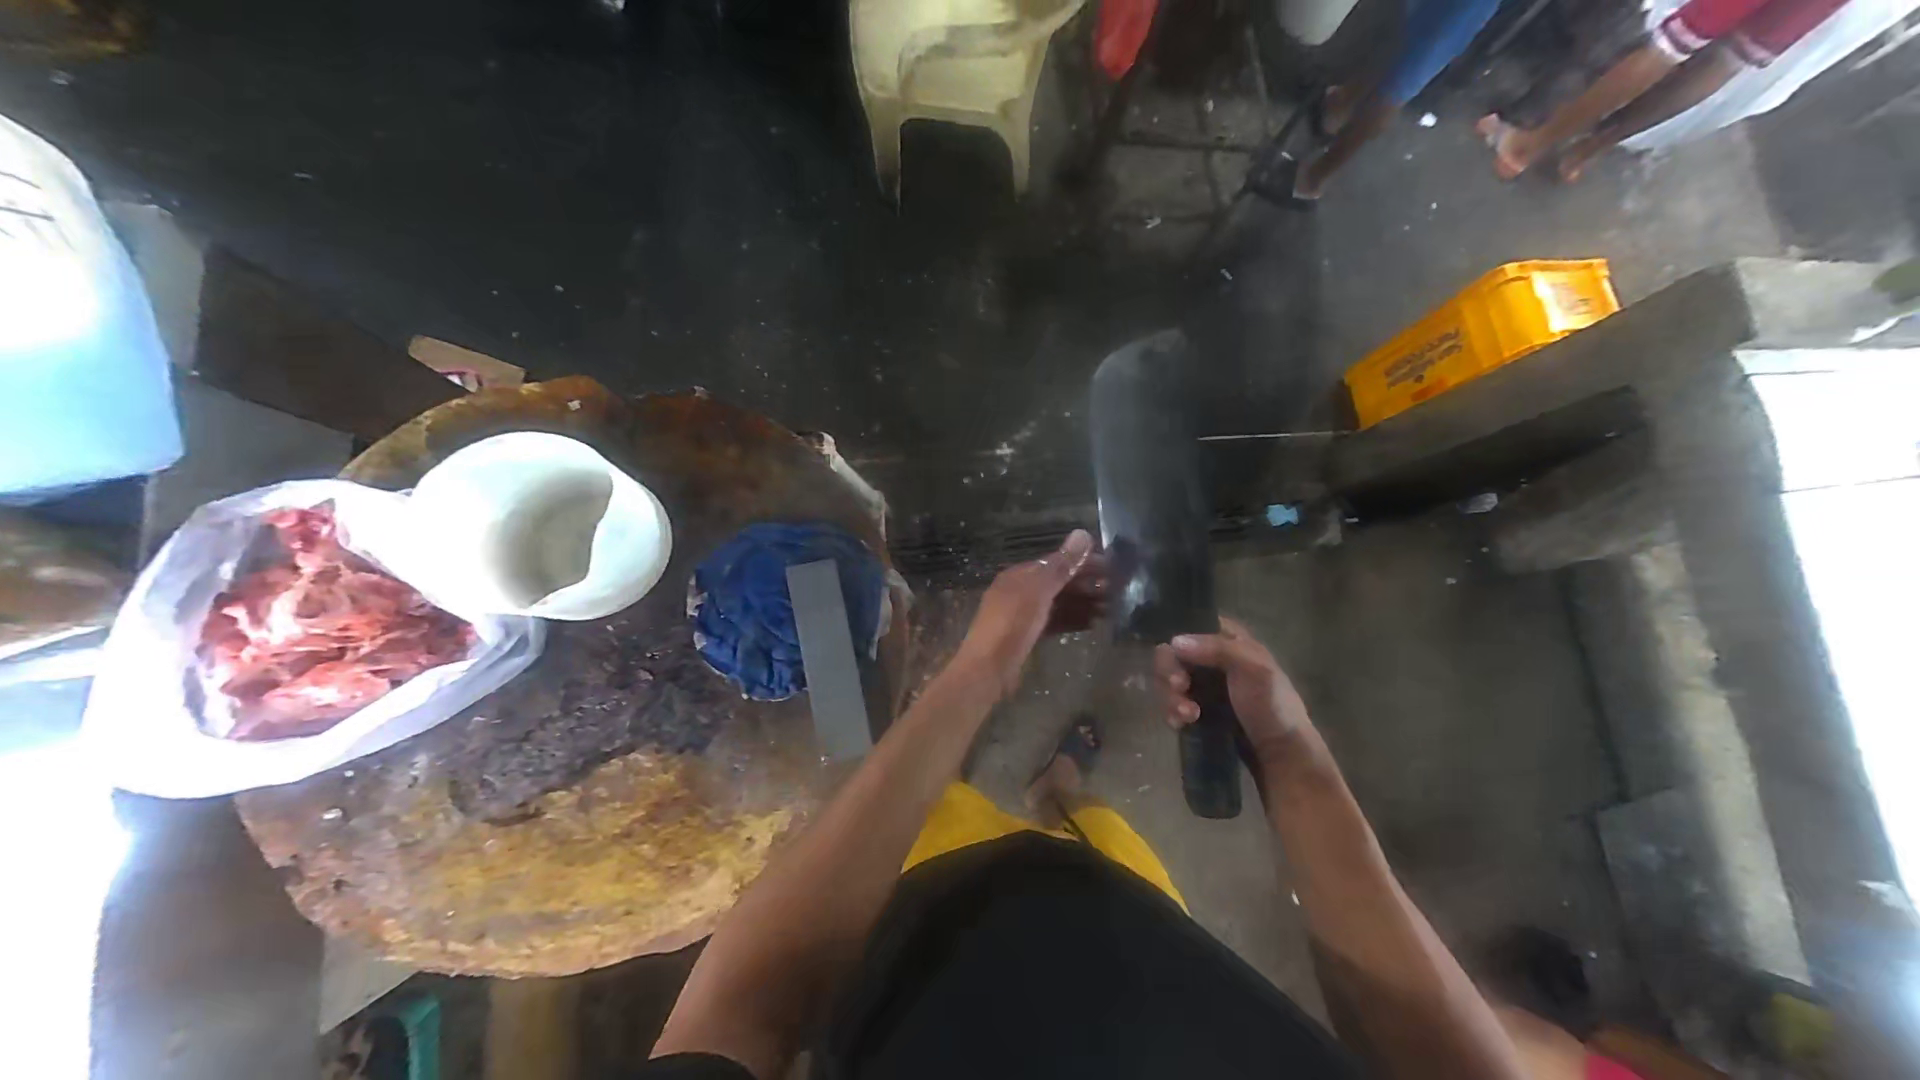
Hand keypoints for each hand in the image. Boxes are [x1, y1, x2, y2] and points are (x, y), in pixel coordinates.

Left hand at [952, 529, 1105, 699]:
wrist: (987, 670)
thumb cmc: (1011, 625)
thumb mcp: (1038, 591)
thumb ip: (1061, 565)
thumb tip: (1083, 533)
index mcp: (1019, 575)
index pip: (1056, 561)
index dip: (1083, 562)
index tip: (1113, 566)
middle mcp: (1021, 591)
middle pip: (1059, 582)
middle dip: (1087, 584)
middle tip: (1119, 589)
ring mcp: (1024, 615)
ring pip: (1059, 603)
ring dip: (1085, 603)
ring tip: (1114, 607)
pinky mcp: (1028, 636)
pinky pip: (1055, 622)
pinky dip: (1074, 620)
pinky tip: (1095, 624)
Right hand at [1152, 616, 1313, 769]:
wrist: (1281, 752)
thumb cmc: (1273, 705)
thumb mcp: (1254, 669)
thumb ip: (1217, 650)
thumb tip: (1174, 642)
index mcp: (1228, 639)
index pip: (1189, 627)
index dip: (1178, 642)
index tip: (1178, 659)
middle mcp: (1211, 657)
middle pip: (1171, 655)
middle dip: (1170, 673)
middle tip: (1180, 688)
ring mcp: (1202, 684)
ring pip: (1167, 680)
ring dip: (1170, 697)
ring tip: (1187, 716)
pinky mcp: (1195, 708)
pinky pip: (1170, 703)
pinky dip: (1171, 712)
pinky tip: (1181, 724)